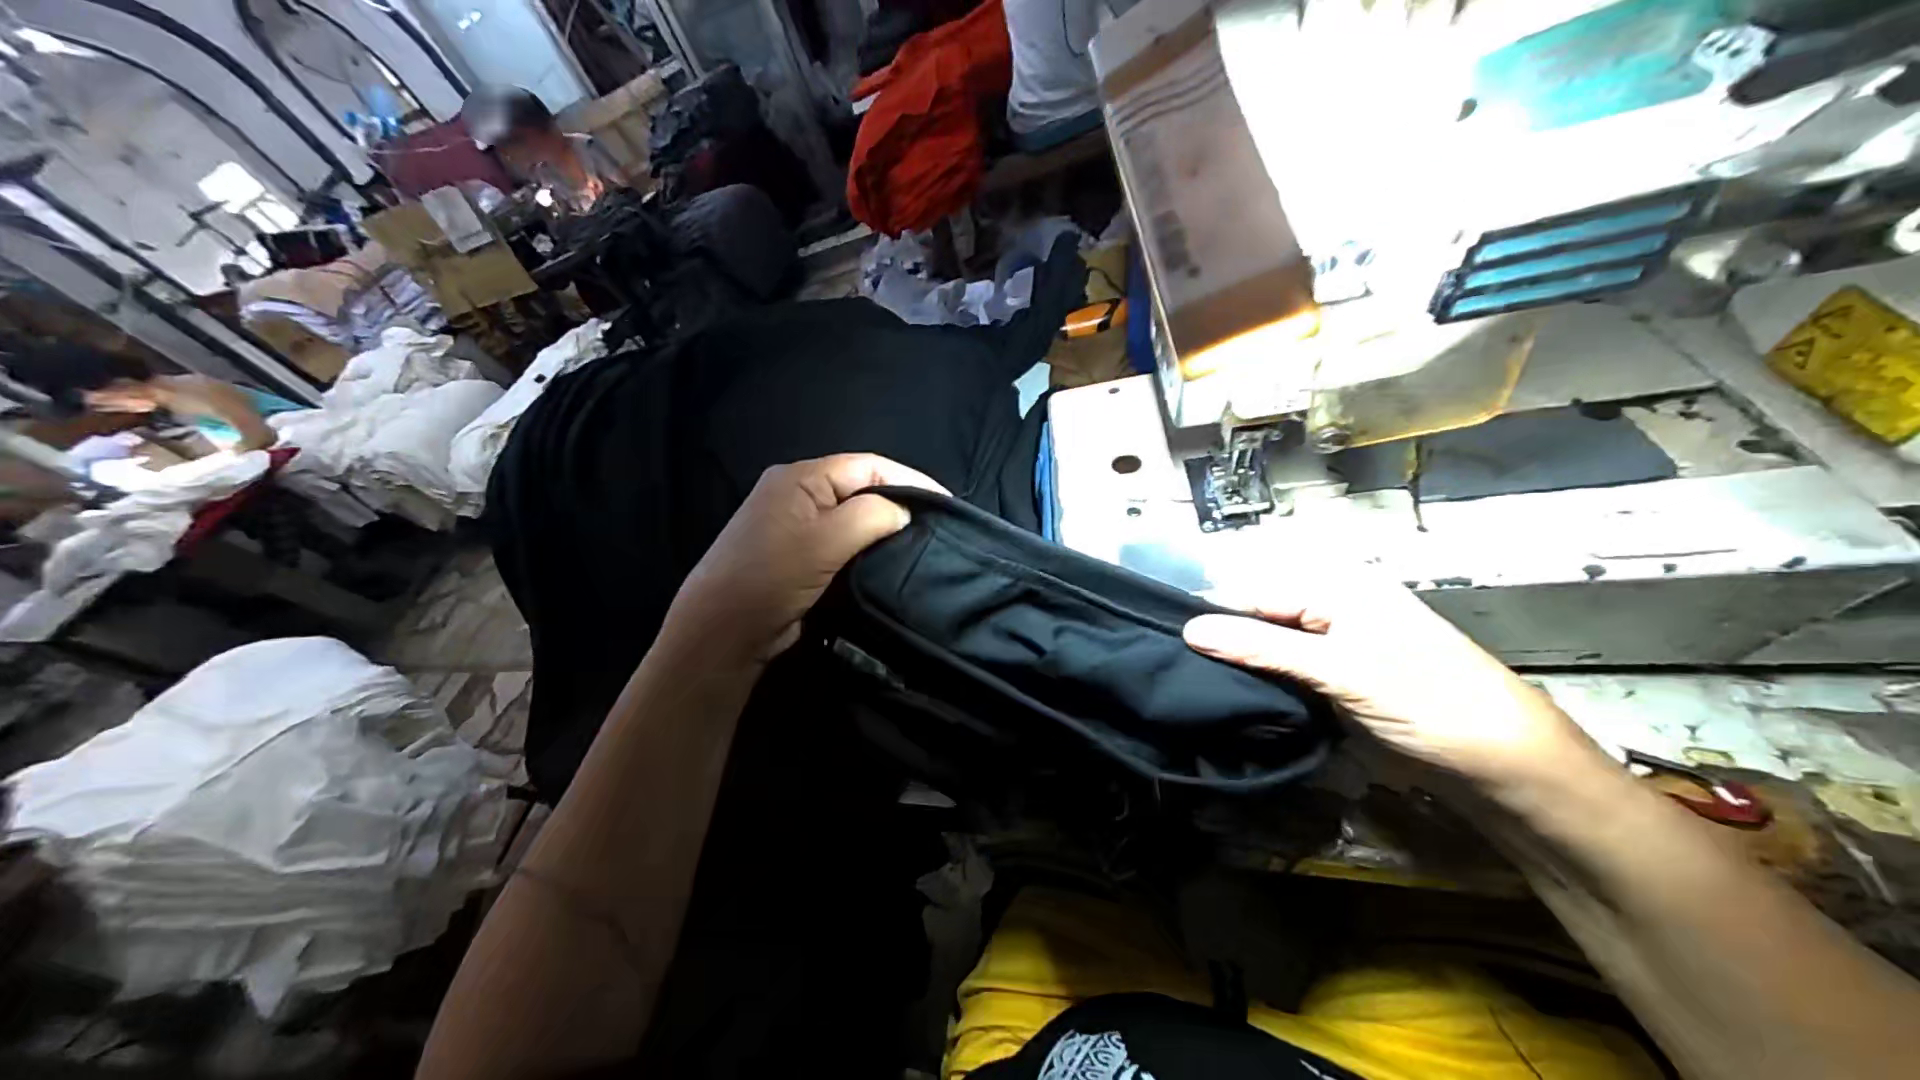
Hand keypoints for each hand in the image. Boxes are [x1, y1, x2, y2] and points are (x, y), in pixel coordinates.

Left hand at [662, 454, 946, 666]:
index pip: (866, 465)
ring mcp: (795, 525)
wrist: (722, 633)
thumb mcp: (826, 540)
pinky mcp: (798, 555)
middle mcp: (796, 493)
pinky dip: (866, 546)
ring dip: (883, 526)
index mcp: (799, 477)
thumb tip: (905, 512)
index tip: (945, 502)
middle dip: (898, 501)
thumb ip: (872, 515)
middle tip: (935, 524)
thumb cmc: (771, 577)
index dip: (909, 479)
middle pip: (860, 487)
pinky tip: (888, 559)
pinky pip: (841, 541)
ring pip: (852, 516)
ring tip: (919, 541)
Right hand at [1182, 564, 1612, 802]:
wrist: (1504, 764)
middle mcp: (1337, 609)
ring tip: (1209, 689)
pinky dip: (1270, 686)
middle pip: (1263, 620)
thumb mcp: (1338, 670)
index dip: (1217, 622)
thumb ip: (1262, 647)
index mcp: (1340, 589)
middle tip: (1191, 675)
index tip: (1179, 651)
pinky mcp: (1343, 681)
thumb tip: (1190, 629)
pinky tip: (1247, 701)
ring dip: (1248, 669)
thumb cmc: (1427, 702)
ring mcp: (1341, 647)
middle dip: (1230, 645)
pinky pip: (1291, 673)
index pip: (1256, 596)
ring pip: (1274, 649)